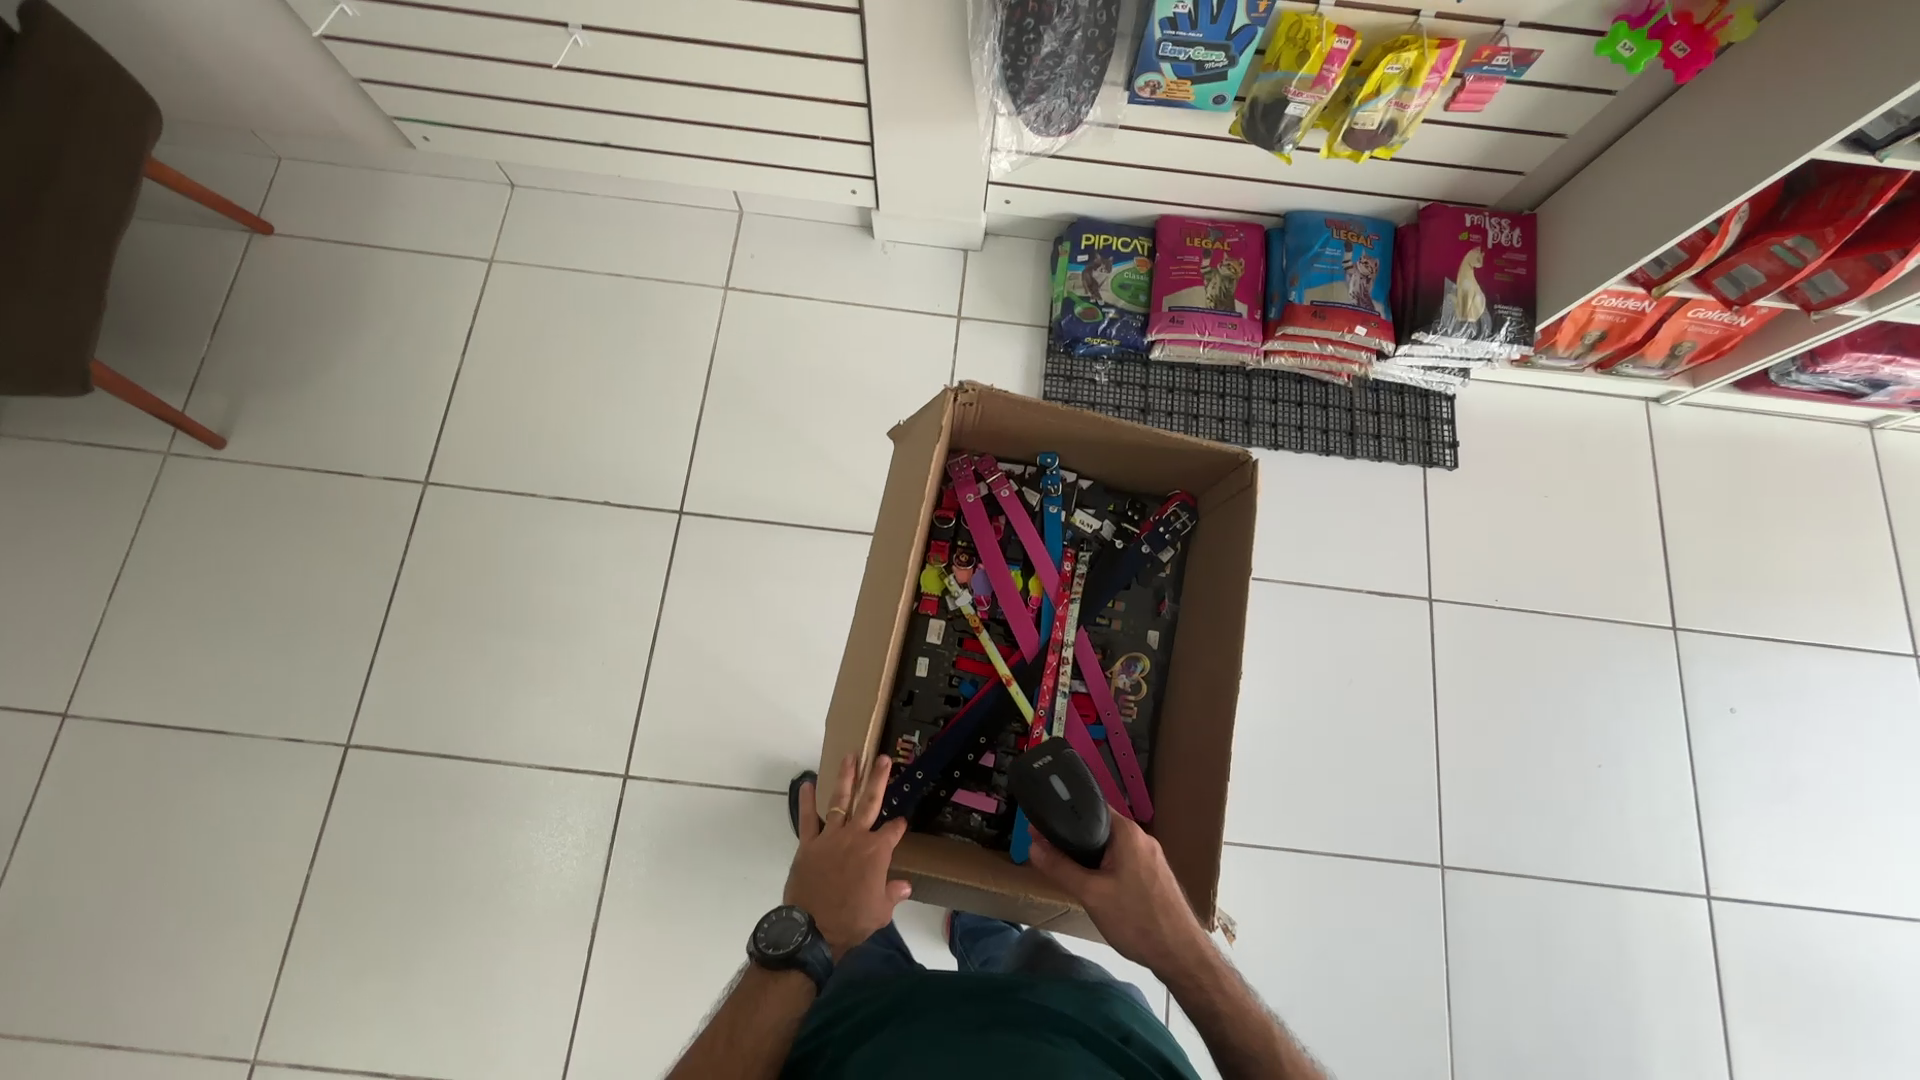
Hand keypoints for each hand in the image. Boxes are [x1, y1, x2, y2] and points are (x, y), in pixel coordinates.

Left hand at [784, 753, 911, 960]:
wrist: (812, 929)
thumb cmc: (851, 921)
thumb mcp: (880, 911)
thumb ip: (893, 894)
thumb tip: (905, 885)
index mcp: (877, 852)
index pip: (894, 831)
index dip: (899, 826)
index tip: (902, 823)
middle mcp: (856, 837)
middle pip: (870, 802)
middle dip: (879, 779)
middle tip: (883, 758)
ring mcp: (831, 837)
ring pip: (841, 801)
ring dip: (847, 779)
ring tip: (850, 757)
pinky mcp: (809, 844)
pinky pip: (808, 819)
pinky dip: (806, 801)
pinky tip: (807, 784)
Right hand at [1027, 815, 1207, 970]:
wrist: (1181, 955)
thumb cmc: (1136, 920)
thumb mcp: (1091, 894)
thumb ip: (1061, 868)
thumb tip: (1033, 845)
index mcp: (1127, 831)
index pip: (1090, 807)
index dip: (1063, 814)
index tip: (1040, 826)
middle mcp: (1141, 837)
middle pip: (1099, 827)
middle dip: (1073, 837)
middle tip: (1045, 848)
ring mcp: (1151, 856)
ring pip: (1111, 846)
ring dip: (1088, 854)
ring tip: (1062, 865)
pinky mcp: (1154, 874)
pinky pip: (1122, 860)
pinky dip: (1104, 866)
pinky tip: (1091, 882)